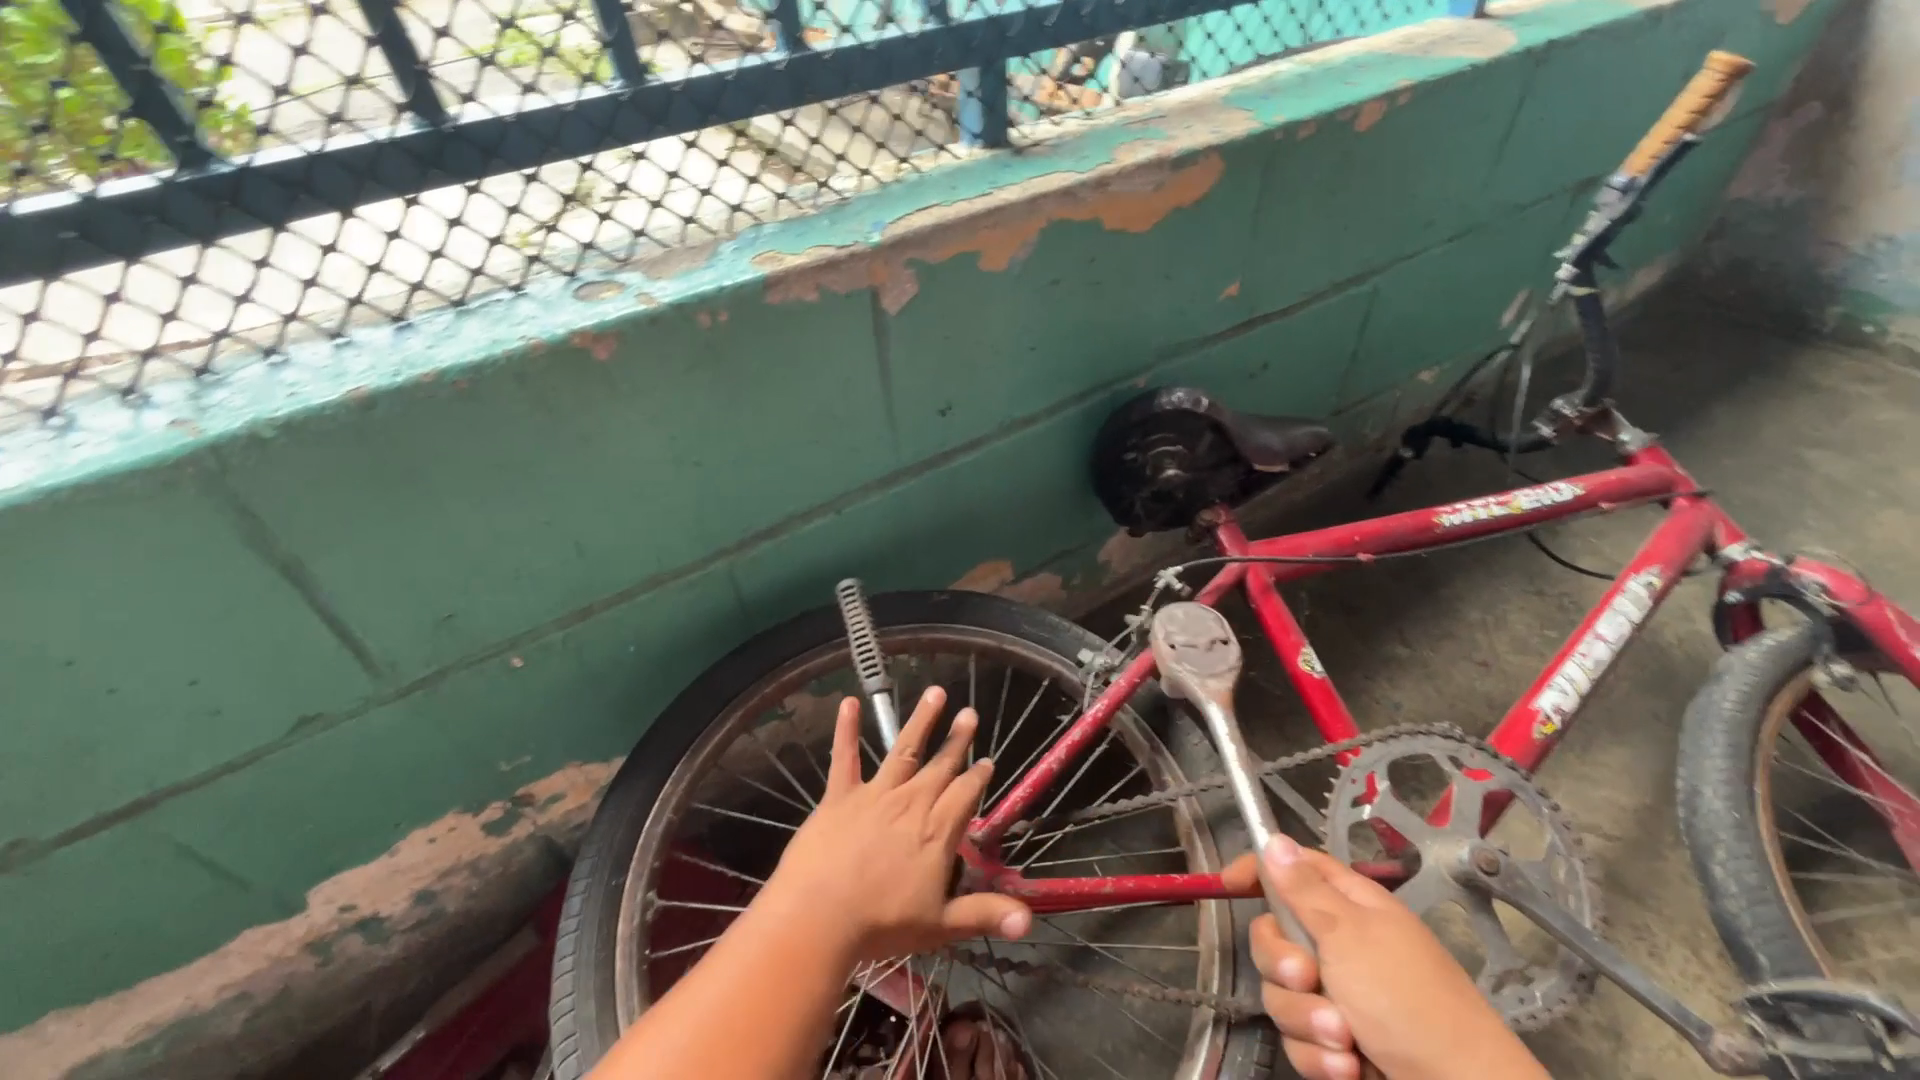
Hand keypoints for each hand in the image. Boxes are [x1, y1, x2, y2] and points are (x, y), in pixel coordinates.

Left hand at [758, 687, 1032, 963]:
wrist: (819, 916)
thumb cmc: (881, 923)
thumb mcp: (941, 925)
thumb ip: (985, 915)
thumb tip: (1030, 923)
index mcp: (937, 831)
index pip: (965, 795)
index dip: (978, 776)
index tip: (988, 760)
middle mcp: (911, 803)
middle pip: (941, 765)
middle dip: (958, 739)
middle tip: (970, 713)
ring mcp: (874, 795)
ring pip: (904, 750)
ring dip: (921, 721)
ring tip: (935, 692)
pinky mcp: (840, 796)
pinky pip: (844, 757)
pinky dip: (846, 729)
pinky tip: (848, 702)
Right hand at [1228, 835, 1548, 1079]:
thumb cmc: (1408, 1001)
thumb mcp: (1350, 936)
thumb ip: (1303, 890)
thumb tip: (1275, 839)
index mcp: (1349, 907)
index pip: (1294, 871)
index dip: (1259, 872)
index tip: (1227, 885)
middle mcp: (1339, 946)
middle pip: (1273, 937)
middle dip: (1284, 967)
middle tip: (1308, 978)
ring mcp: (1337, 996)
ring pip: (1281, 995)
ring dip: (1308, 1020)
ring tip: (1346, 1042)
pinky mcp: (1335, 1044)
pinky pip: (1298, 1040)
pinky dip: (1319, 1058)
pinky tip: (1350, 1068)